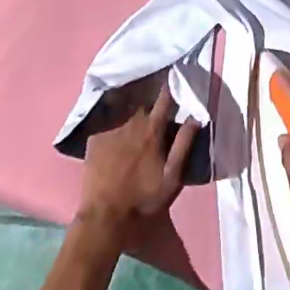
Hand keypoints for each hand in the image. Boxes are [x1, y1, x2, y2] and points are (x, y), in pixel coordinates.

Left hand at [78, 84, 199, 240]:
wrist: (106, 215)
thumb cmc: (144, 199)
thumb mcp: (172, 177)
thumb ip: (183, 145)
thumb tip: (195, 118)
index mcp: (152, 132)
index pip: (164, 101)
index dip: (169, 87)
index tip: (173, 74)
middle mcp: (131, 123)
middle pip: (142, 97)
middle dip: (147, 87)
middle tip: (150, 78)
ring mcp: (110, 128)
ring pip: (122, 103)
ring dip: (129, 93)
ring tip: (130, 84)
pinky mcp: (94, 135)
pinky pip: (102, 114)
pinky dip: (108, 107)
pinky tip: (108, 103)